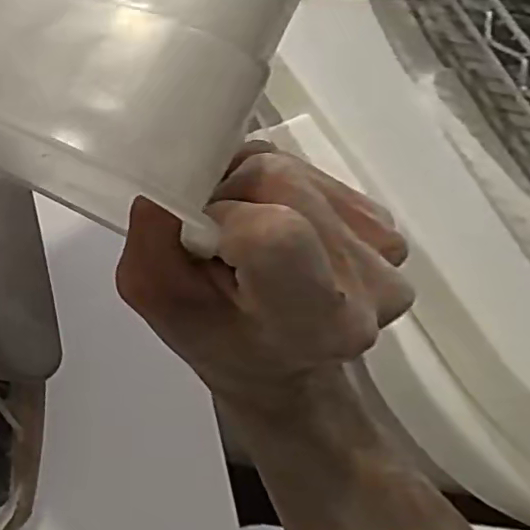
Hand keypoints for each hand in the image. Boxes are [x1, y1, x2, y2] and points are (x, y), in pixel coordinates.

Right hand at [116, 144, 413, 408]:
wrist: (276, 359)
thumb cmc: (207, 331)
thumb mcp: (147, 291)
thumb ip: (150, 233)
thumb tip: (165, 175)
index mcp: (306, 315)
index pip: (275, 231)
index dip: (219, 212)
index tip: (197, 234)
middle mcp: (364, 283)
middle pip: (276, 182)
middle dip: (222, 189)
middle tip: (207, 227)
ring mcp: (382, 253)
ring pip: (287, 169)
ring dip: (242, 184)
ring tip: (234, 224)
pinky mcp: (382, 227)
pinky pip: (307, 173)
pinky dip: (266, 185)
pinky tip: (263, 219)